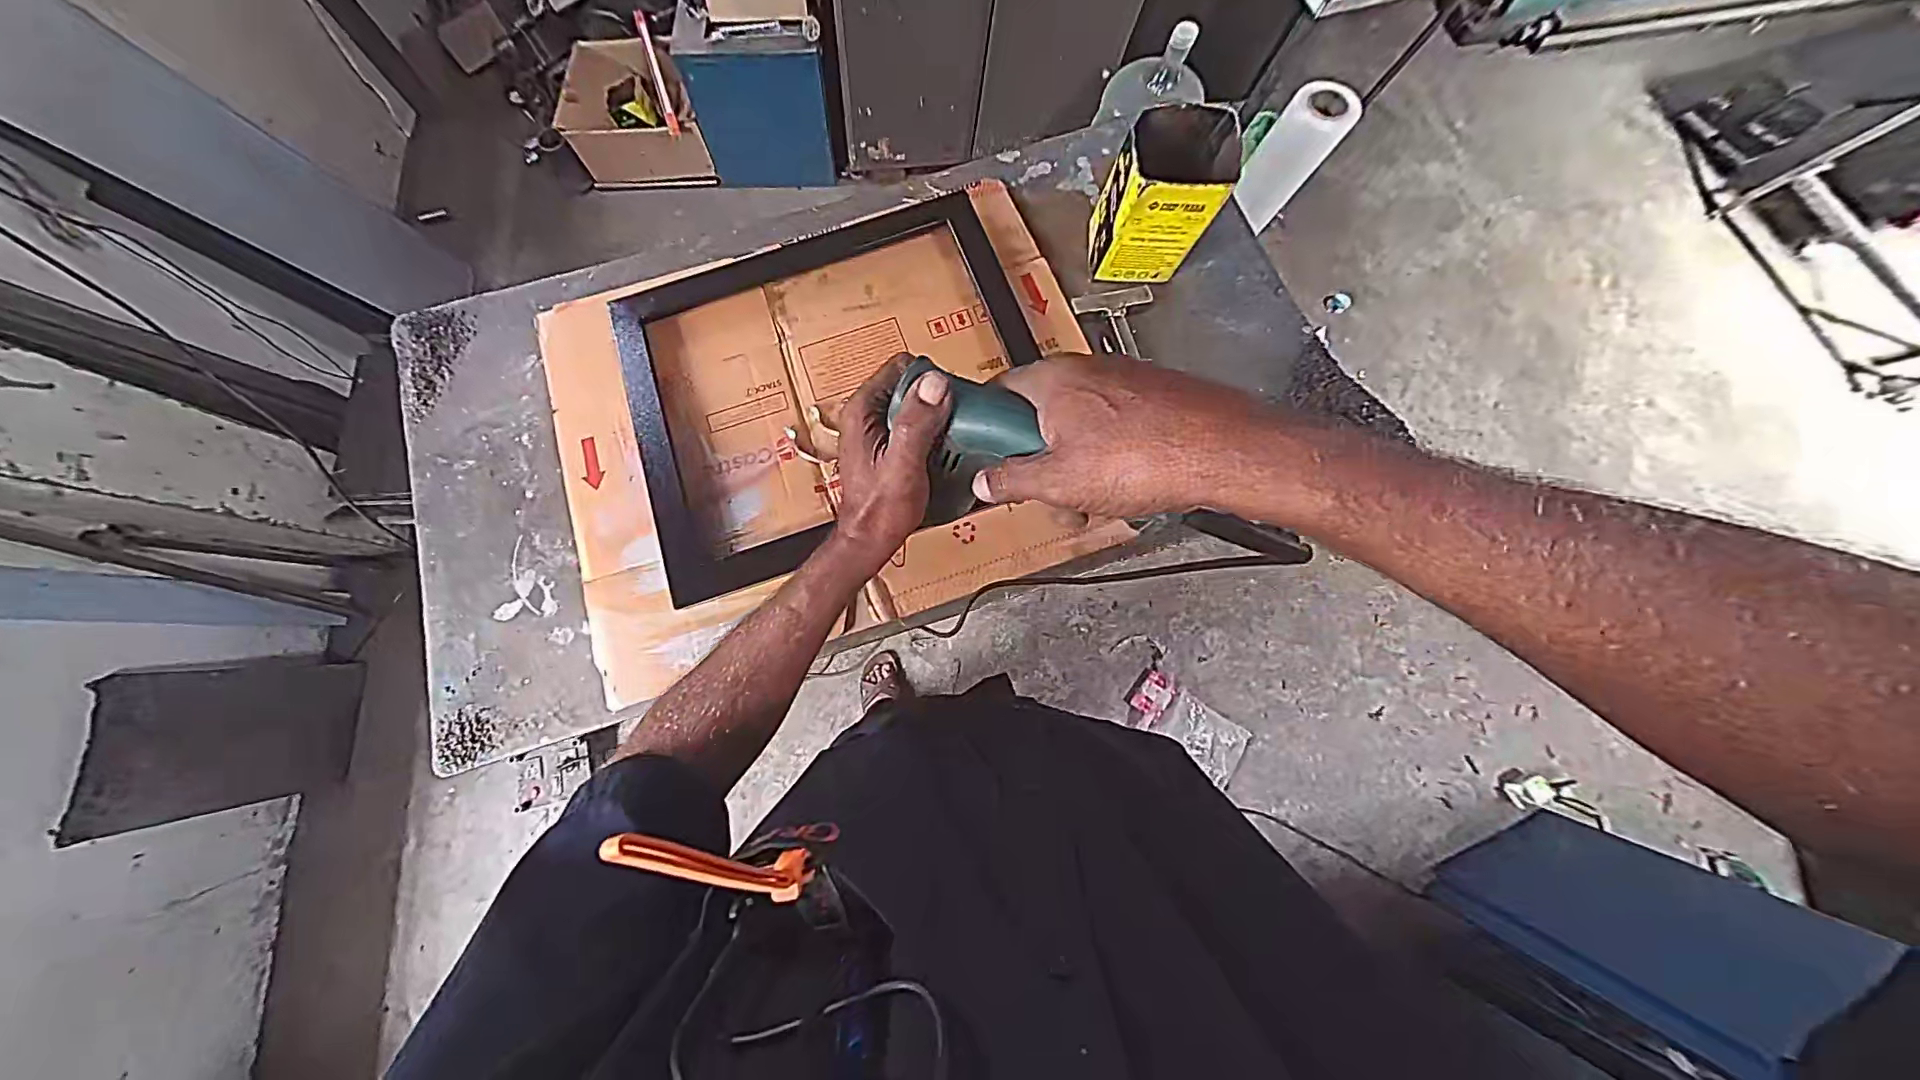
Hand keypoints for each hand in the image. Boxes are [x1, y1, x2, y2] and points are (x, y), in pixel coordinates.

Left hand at [830, 353, 951, 568]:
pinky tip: (941, 453)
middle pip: (911, 385)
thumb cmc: (879, 510)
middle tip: (955, 421)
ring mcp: (877, 431)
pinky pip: (916, 427)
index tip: (949, 398)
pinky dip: (932, 435)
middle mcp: (867, 416)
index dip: (931, 378)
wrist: (870, 540)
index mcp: (863, 411)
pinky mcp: (888, 447)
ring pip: (916, 406)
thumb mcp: (903, 463)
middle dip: (937, 399)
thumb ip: (916, 423)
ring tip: (951, 438)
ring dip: (937, 418)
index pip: (901, 367)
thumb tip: (934, 384)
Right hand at [972, 355, 1287, 518]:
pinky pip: (1109, 429)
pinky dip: (1105, 458)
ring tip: (1091, 498)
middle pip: (1037, 415)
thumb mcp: (1059, 482)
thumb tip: (987, 481)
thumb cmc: (1150, 455)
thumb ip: (1012, 480)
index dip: (984, 427)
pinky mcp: (1147, 399)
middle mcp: (1084, 371)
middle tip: (1044, 491)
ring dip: (1072, 466)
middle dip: (1036, 460)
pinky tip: (1121, 485)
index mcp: (1052, 380)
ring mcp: (1119, 383)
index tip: (982, 453)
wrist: (1224, 452)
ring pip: (1075, 427)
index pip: (996, 392)